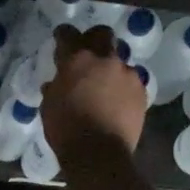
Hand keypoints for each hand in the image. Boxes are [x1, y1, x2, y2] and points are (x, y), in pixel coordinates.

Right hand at [41, 24, 145, 165]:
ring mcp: (126, 73)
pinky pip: (130, 82)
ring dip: (110, 69)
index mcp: (76, 60)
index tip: (61, 40)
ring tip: (105, 87)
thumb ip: (54, 88)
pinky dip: (122, 88)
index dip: (63, 36)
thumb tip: (56, 83)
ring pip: (119, 61)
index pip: (68, 34)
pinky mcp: (141, 90)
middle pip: (102, 34)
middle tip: (88, 54)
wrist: (99, 155)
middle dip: (94, 39)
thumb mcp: (49, 107)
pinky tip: (117, 103)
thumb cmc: (66, 131)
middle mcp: (104, 59)